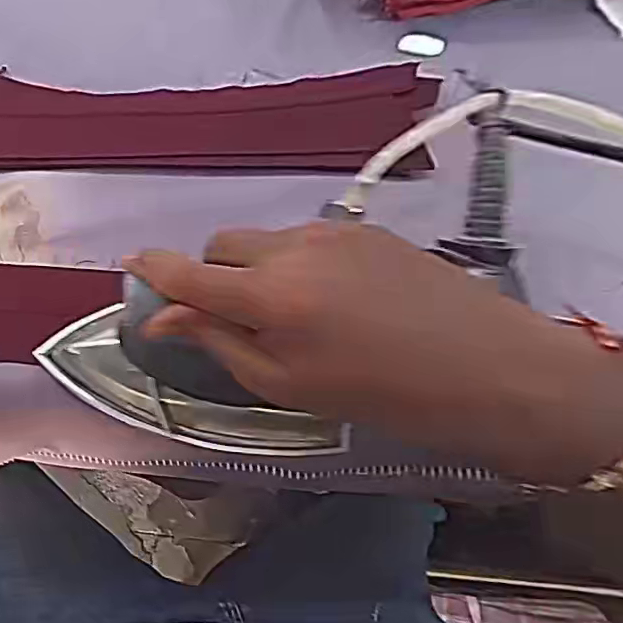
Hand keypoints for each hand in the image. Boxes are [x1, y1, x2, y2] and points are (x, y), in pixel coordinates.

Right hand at [125, 221, 622, 483]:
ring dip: (250, 269)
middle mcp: (293, 249)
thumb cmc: (379, 394)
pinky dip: (288, 263)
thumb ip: (216, 341)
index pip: (188, 271)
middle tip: (228, 318)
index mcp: (269, 296)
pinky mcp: (364, 229)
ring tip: (287, 315)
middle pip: (220, 245)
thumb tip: (163, 319)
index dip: (152, 268)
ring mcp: (332, 232)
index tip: (130, 265)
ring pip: (261, 241)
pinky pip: (300, 239)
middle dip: (209, 274)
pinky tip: (325, 300)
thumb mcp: (284, 383)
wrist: (493, 370)